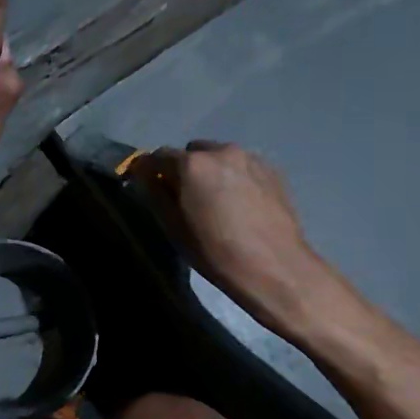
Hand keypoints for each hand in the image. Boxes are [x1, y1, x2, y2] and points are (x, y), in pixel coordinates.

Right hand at [131, 142, 337, 333]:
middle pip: (192, 152)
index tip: (144, 182)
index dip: (148, 169)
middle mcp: (222, 151)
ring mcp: (251, 158)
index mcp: (193, 164)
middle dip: (184, 169)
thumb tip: (147, 179)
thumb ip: (156, 196)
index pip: (158, 156)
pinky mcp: (272, 170)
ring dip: (211, 171)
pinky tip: (239, 204)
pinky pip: (242, 166)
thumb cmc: (217, 253)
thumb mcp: (175, 229)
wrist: (275, 267)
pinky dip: (234, 177)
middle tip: (185, 197)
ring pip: (219, 157)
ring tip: (215, 200)